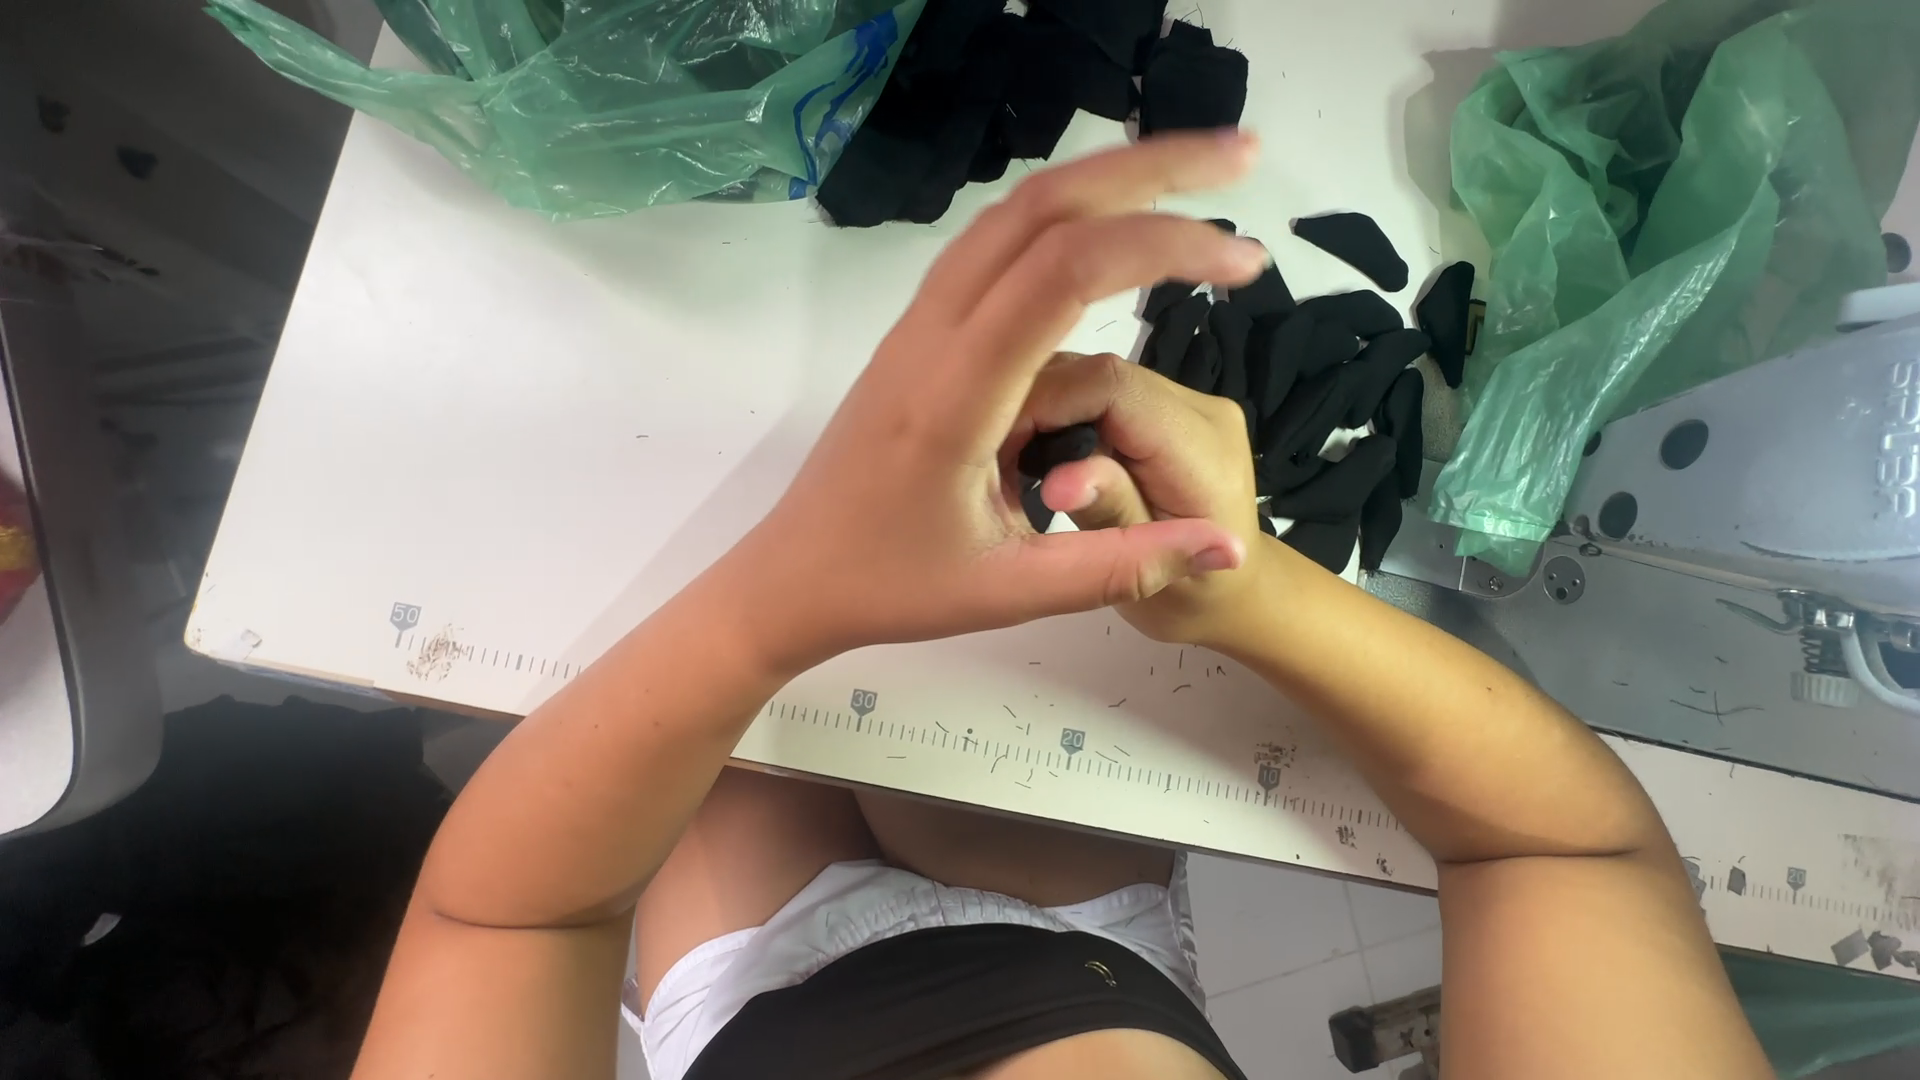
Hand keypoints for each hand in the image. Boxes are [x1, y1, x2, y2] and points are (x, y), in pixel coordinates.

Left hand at [717, 132, 1269, 671]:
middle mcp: (929, 338)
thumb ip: (1119, 568)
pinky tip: (1104, 236)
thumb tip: (1227, 550)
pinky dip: (1057, 221)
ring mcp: (914, 328)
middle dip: (1148, 171)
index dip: (1165, 245)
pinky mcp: (914, 336)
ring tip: (1187, 180)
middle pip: (1039, 208)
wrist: (794, 575)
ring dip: (1100, 182)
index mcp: (954, 397)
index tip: (1243, 263)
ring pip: (1008, 216)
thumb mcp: (1009, 593)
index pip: (1064, 274)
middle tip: (1241, 158)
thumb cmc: (890, 588)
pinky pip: (988, 250)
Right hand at [1015, 353, 1277, 648]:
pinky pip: (1102, 395)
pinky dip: (1063, 414)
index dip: (1047, 399)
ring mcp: (1184, 403)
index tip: (993, 435)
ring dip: (1047, 407)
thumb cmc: (1196, 598)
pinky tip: (1036, 449)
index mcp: (1200, 450)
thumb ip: (1110, 514)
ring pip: (1096, 378)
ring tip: (1007, 452)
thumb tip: (1059, 483)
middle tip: (990, 450)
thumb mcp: (1151, 578)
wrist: (1236, 595)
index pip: (1113, 388)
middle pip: (1101, 376)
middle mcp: (1199, 409)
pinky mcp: (1166, 409)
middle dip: (1040, 403)